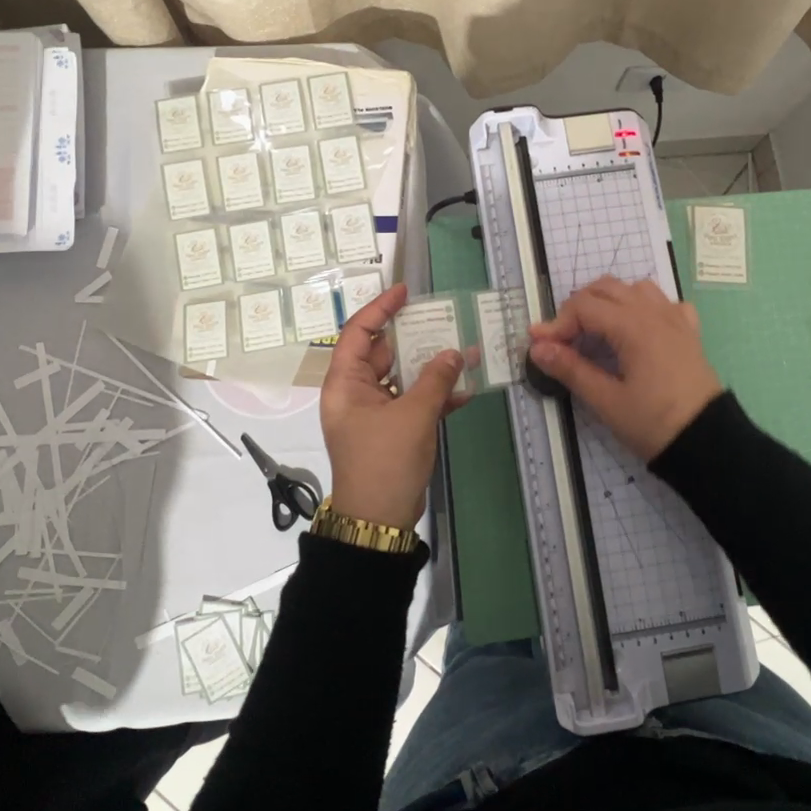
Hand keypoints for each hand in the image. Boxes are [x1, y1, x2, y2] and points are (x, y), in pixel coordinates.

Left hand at [320, 283, 466, 529]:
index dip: (380, 308)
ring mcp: (375, 412)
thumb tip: (454, 352)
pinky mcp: (393, 430)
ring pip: (403, 376)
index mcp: (345, 384)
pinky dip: (436, 394)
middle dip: (413, 336)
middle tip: (443, 319)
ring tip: (463, 349)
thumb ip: (435, 379)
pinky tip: (465, 388)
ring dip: (431, 366)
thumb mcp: (413, 416)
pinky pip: (414, 401)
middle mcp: (356, 392)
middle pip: (383, 352)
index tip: (405, 291)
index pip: (358, 333)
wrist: (380, 519)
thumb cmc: (385, 461)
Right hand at [528, 277, 722, 460]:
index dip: (557, 324)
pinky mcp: (688, 332)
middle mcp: (654, 312)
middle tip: (563, 340)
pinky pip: (664, 303)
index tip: (540, 347)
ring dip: (609, 301)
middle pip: (606, 288)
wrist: (708, 442)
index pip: (583, 307)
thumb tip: (538, 348)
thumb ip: (571, 369)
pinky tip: (637, 330)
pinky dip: (643, 307)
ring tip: (596, 331)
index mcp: (633, 326)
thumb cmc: (654, 423)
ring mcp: (675, 319)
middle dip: (578, 308)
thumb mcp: (606, 401)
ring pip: (636, 289)